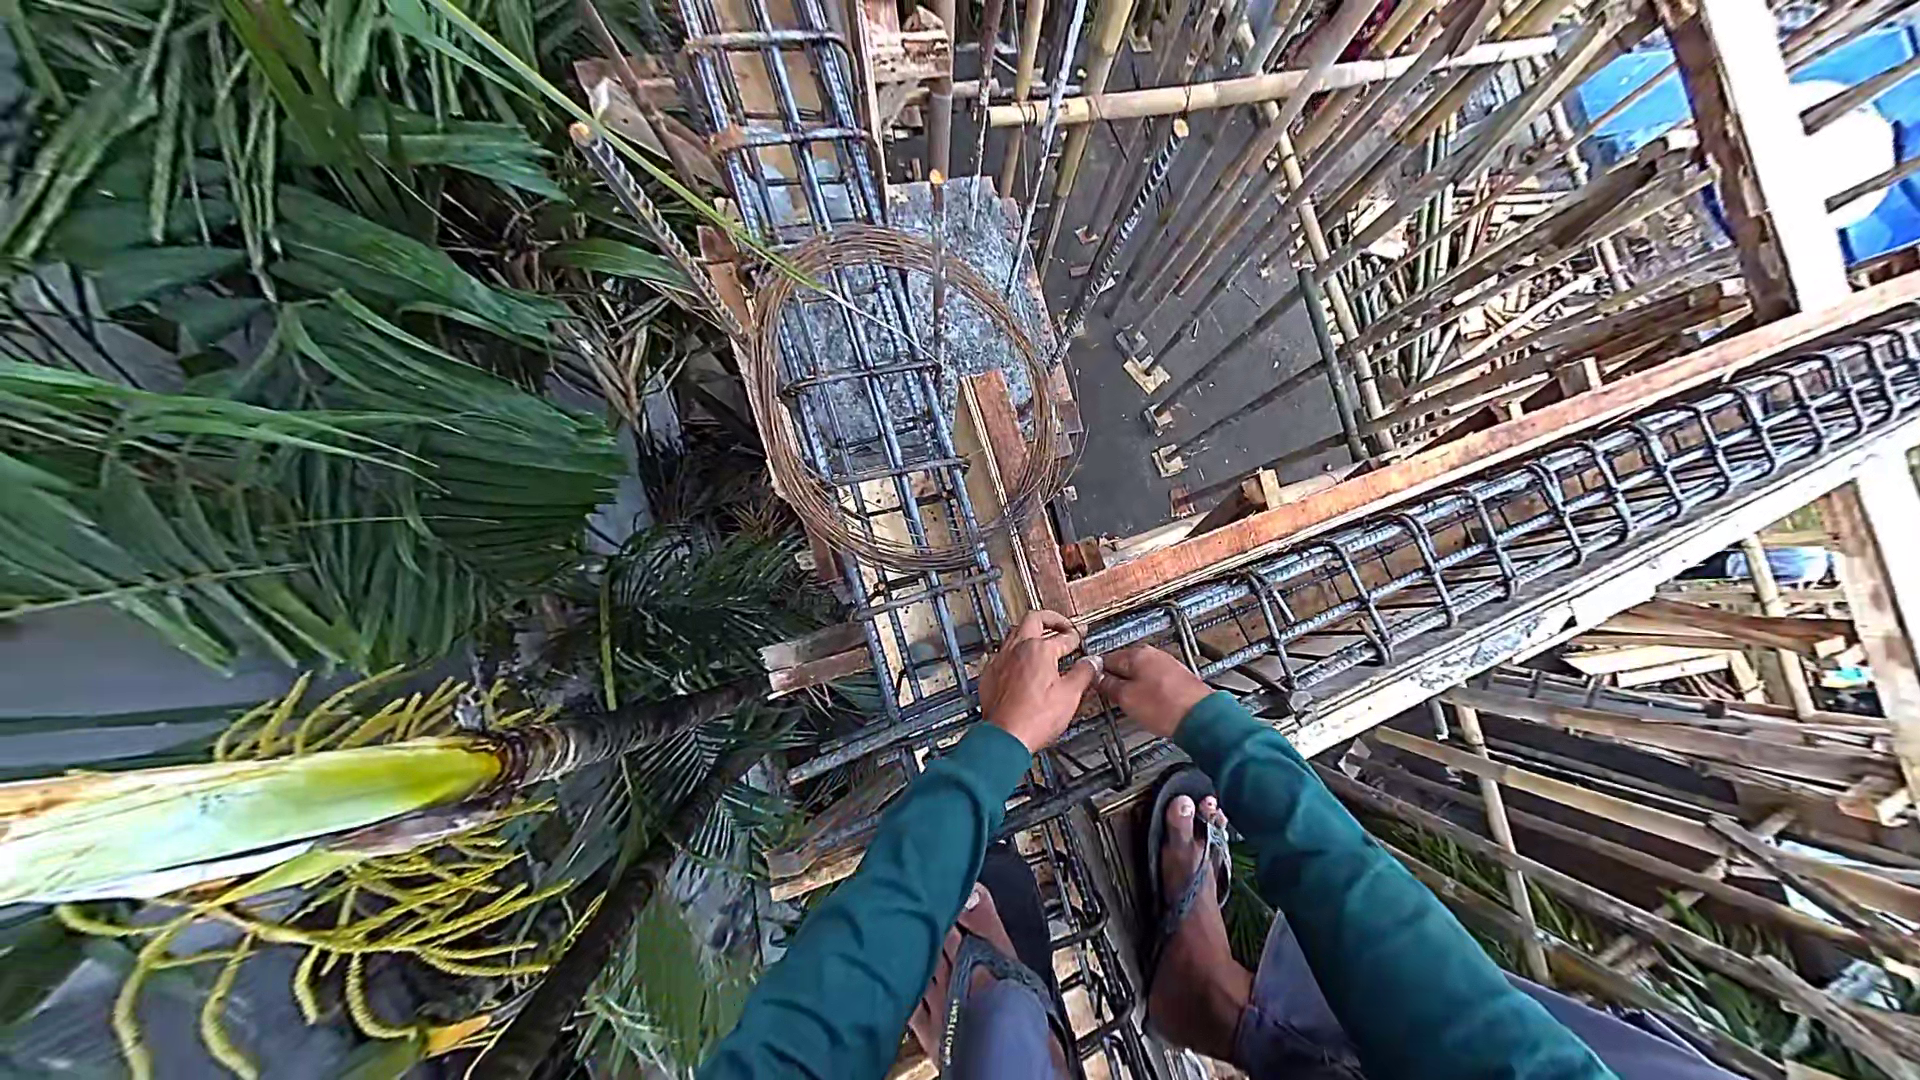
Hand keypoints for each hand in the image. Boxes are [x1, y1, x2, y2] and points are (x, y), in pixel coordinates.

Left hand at [978, 610, 1096, 752]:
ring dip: (1031, 632)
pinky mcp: (991, 673)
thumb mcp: (1070, 695)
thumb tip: (1092, 662)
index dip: (1075, 636)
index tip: (1079, 637)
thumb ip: (1083, 674)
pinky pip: (1003, 652)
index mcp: (1039, 650)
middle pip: (1034, 619)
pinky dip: (1016, 651)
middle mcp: (1017, 649)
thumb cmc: (1033, 718)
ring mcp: (1001, 659)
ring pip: (1015, 632)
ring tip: (1043, 639)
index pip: (1063, 636)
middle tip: (1062, 626)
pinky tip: (1022, 661)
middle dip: (1051, 619)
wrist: (1005, 736)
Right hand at [1095, 645, 1210, 736]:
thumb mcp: (1126, 697)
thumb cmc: (1167, 707)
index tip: (1097, 688)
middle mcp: (1153, 655)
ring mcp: (1167, 666)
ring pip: (1139, 676)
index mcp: (1137, 654)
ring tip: (1135, 707)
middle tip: (1115, 701)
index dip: (1098, 675)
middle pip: (1124, 666)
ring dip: (1133, 690)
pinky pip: (1154, 683)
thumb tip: (1097, 678)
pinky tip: (1151, 707)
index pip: (1106, 659)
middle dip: (1117, 683)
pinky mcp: (1177, 679)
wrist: (1201, 719)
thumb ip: (1107, 685)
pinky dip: (1149, 694)